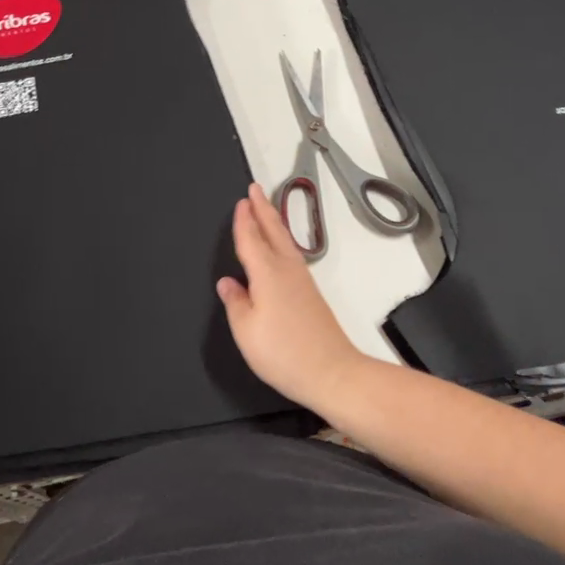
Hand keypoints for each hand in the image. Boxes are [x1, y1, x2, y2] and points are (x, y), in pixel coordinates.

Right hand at [217, 183, 368, 409]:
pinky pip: (291, 255)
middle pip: (273, 232)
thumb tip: (228, 283)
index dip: (245, 220)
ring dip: (274, 222)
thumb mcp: (247, 332)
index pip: (251, 240)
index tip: (241, 201)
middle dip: (263, 210)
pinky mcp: (311, 295)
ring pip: (285, 242)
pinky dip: (282, 241)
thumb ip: (235, 303)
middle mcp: (286, 271)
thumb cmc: (284, 353)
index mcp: (267, 275)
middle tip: (255, 189)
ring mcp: (302, 282)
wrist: (335, 375)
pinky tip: (280, 249)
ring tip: (265, 210)